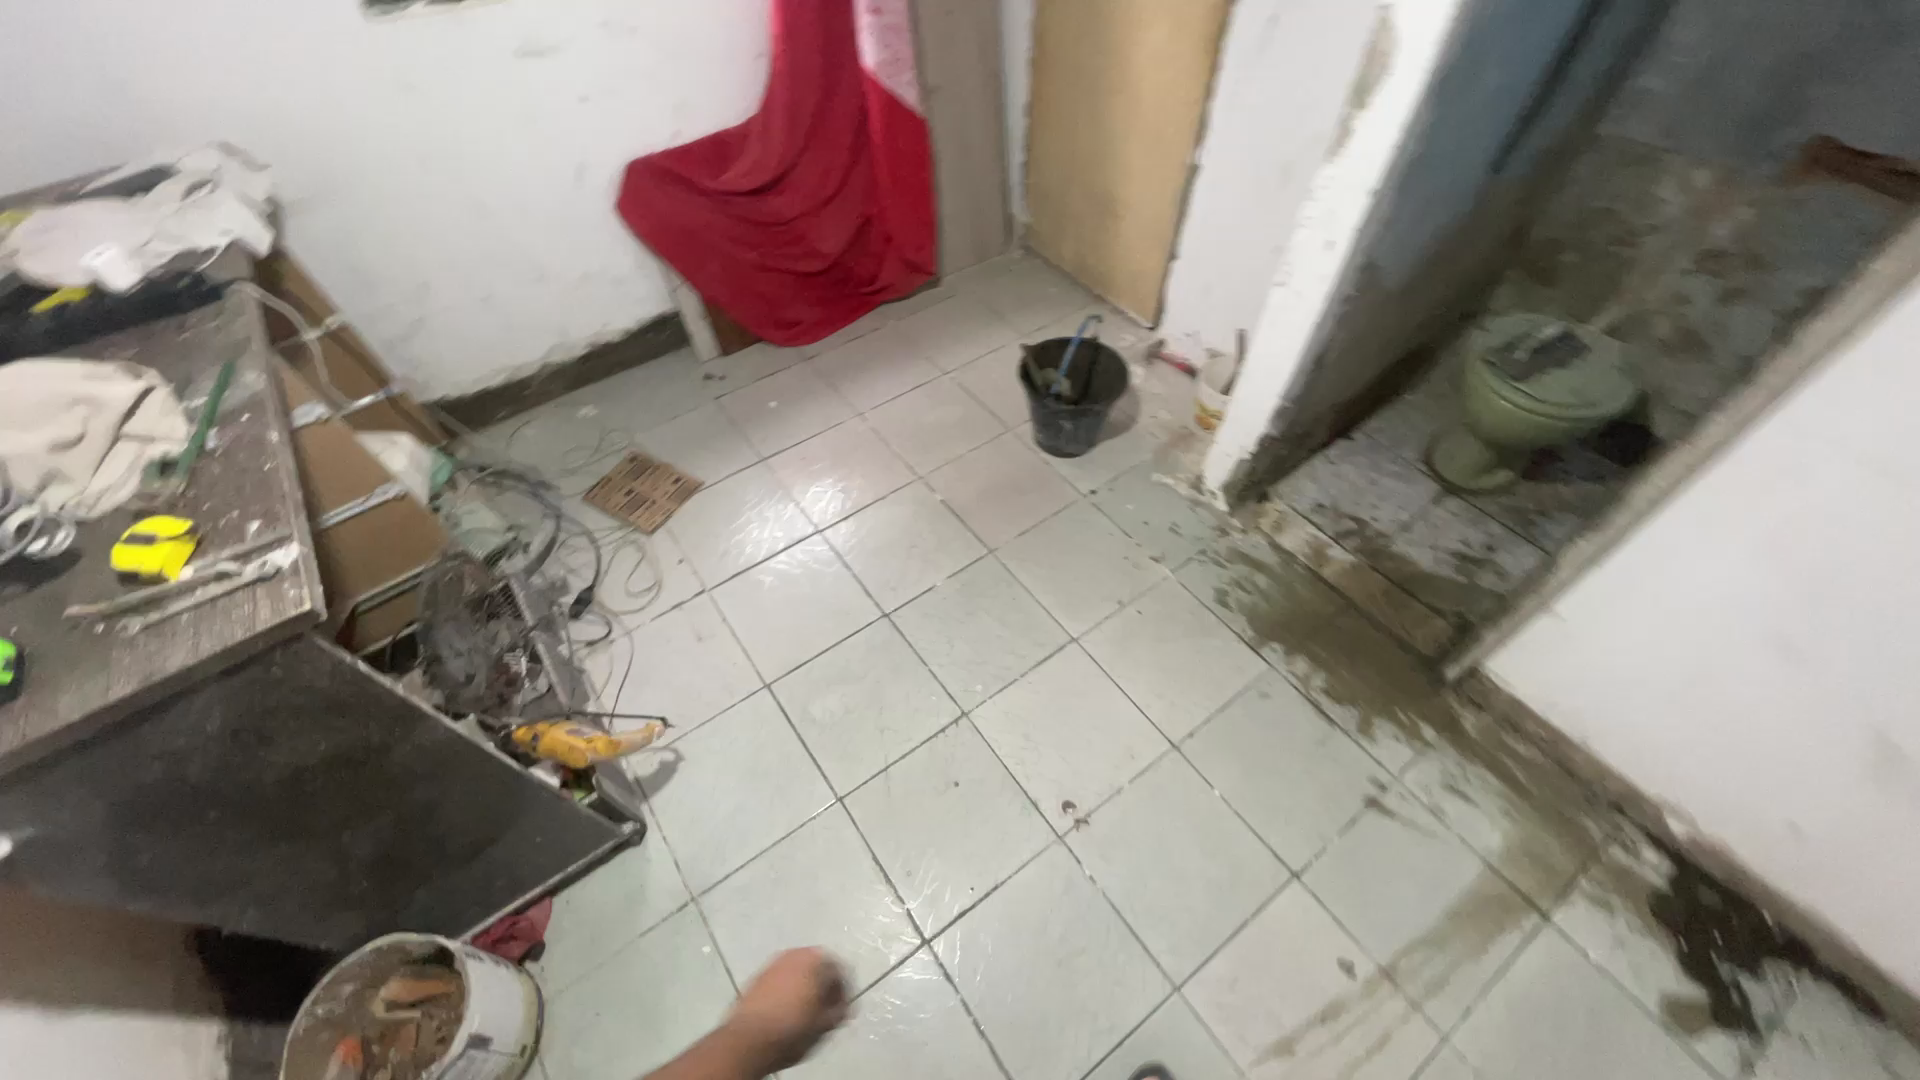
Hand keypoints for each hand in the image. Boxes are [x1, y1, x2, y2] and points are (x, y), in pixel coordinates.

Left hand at [723, 948, 849, 1071]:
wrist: (747, 1040)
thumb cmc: (791, 1030)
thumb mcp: (823, 1025)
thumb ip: (840, 1009)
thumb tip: (843, 1004)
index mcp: (816, 959)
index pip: (840, 969)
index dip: (844, 990)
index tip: (842, 1008)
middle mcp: (795, 953)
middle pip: (819, 965)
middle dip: (824, 984)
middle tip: (826, 1007)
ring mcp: (775, 962)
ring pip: (799, 970)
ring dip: (806, 985)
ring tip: (806, 1009)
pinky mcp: (758, 975)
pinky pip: (782, 977)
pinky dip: (788, 988)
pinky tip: (787, 1008)